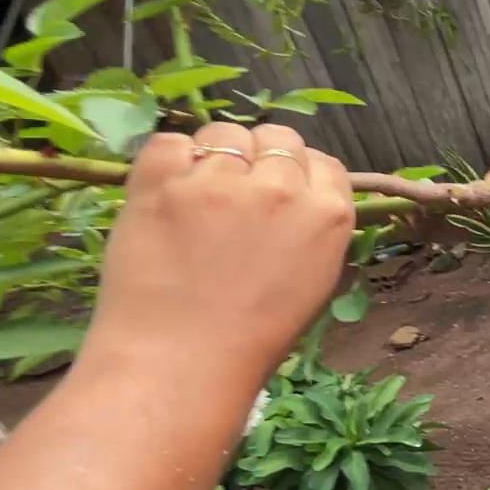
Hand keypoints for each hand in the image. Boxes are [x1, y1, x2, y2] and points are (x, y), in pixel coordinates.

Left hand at [79, 123, 354, 406]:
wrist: (187, 355)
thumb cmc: (263, 327)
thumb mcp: (321, 272)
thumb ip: (319, 224)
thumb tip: (302, 196)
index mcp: (330, 213)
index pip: (325, 162)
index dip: (305, 171)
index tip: (287, 190)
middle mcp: (282, 189)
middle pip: (279, 139)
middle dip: (266, 154)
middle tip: (245, 183)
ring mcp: (219, 184)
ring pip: (226, 133)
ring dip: (219, 151)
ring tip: (203, 183)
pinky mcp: (160, 187)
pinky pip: (168, 142)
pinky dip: (171, 155)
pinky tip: (170, 182)